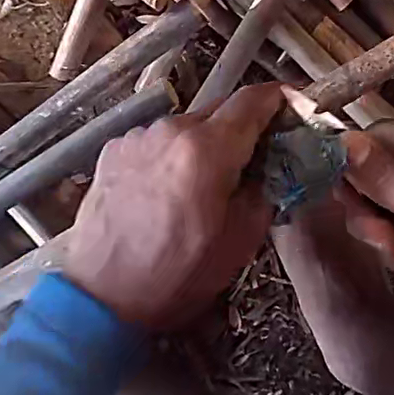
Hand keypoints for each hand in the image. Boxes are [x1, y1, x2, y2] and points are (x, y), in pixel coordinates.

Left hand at [63, 84, 282, 329]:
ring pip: (186, 127)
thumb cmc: (176, 274)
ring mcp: (137, 137)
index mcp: (207, 148)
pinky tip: (164, 191)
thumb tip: (271, 165)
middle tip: (252, 161)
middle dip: (241, 130)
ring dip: (202, 146)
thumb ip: (265, 189)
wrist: (102, 295)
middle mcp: (170, 129)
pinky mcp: (113, 149)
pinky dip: (169, 156)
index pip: (253, 99)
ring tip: (201, 186)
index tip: (291, 108)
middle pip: (219, 111)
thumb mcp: (241, 240)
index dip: (279, 99)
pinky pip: (155, 142)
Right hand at [340, 123, 393, 324]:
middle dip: (373, 209)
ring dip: (384, 233)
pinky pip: (393, 220)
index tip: (350, 198)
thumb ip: (384, 179)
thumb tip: (343, 142)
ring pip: (379, 199)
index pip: (380, 136)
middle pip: (375, 169)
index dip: (358, 165)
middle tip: (385, 240)